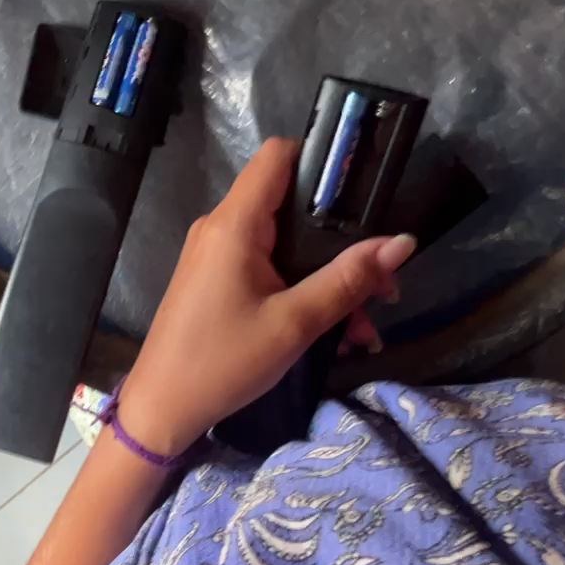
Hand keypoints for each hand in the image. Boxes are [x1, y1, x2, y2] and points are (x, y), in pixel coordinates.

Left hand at [118, 139, 417, 454]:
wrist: (162, 408)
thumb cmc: (223, 362)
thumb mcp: (294, 324)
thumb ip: (348, 279)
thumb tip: (402, 242)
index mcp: (234, 224)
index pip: (277, 156)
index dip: (322, 162)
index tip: (365, 192)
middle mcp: (221, 228)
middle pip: (291, 206)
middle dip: (342, 241)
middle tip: (383, 285)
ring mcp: (216, 255)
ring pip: (285, 247)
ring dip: (328, 278)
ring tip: (364, 325)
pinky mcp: (216, 281)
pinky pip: (267, 270)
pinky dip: (301, 292)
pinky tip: (334, 334)